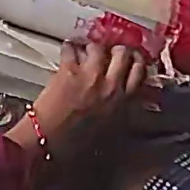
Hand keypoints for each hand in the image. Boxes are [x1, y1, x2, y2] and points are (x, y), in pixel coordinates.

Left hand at [20, 41, 147, 159]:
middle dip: (116, 49)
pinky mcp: (68, 71)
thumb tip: (121, 92)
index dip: (135, 59)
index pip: (140, 71)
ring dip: (91, 48)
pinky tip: (68, 50)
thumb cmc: (78, 141)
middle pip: (123, 54)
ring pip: (98, 48)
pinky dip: (70, 47)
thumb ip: (120, 107)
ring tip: (86, 50)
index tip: (130, 56)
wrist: (50, 142)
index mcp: (124, 102)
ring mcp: (90, 76)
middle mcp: (111, 86)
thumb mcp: (110, 126)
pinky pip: (72, 48)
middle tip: (108, 50)